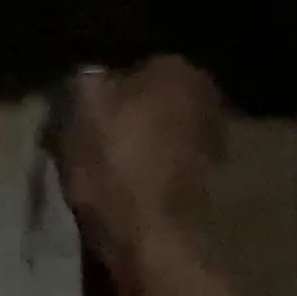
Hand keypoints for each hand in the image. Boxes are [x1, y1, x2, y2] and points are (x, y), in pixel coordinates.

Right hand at [61, 55, 226, 267]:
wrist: (148, 229)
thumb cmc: (109, 163)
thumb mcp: (80, 114)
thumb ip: (87, 82)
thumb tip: (93, 70)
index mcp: (175, 71)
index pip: (134, 66)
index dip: (106, 87)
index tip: (83, 109)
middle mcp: (207, 93)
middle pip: (155, 95)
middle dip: (130, 109)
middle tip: (94, 132)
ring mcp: (215, 133)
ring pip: (166, 123)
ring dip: (143, 135)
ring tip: (109, 157)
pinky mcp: (213, 168)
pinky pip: (174, 152)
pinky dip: (155, 159)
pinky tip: (130, 176)